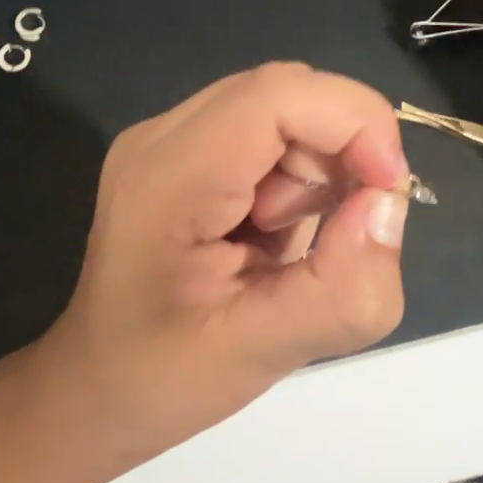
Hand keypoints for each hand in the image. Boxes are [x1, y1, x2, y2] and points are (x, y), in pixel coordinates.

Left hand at [35, 63, 412, 463]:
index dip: (352, 123)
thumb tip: (387, 208)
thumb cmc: (161, 378)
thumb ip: (336, 291)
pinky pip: (267, 137)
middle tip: (335, 236)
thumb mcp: (258, 353)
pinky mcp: (185, 155)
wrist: (93, 387)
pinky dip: (295, 181)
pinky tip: (269, 237)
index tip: (389, 194)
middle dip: (337, 155)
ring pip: (283, 113)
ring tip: (283, 248)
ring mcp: (170, 140)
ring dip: (314, 174)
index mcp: (169, 175)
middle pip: (285, 95)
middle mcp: (164, 136)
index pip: (277, 95)